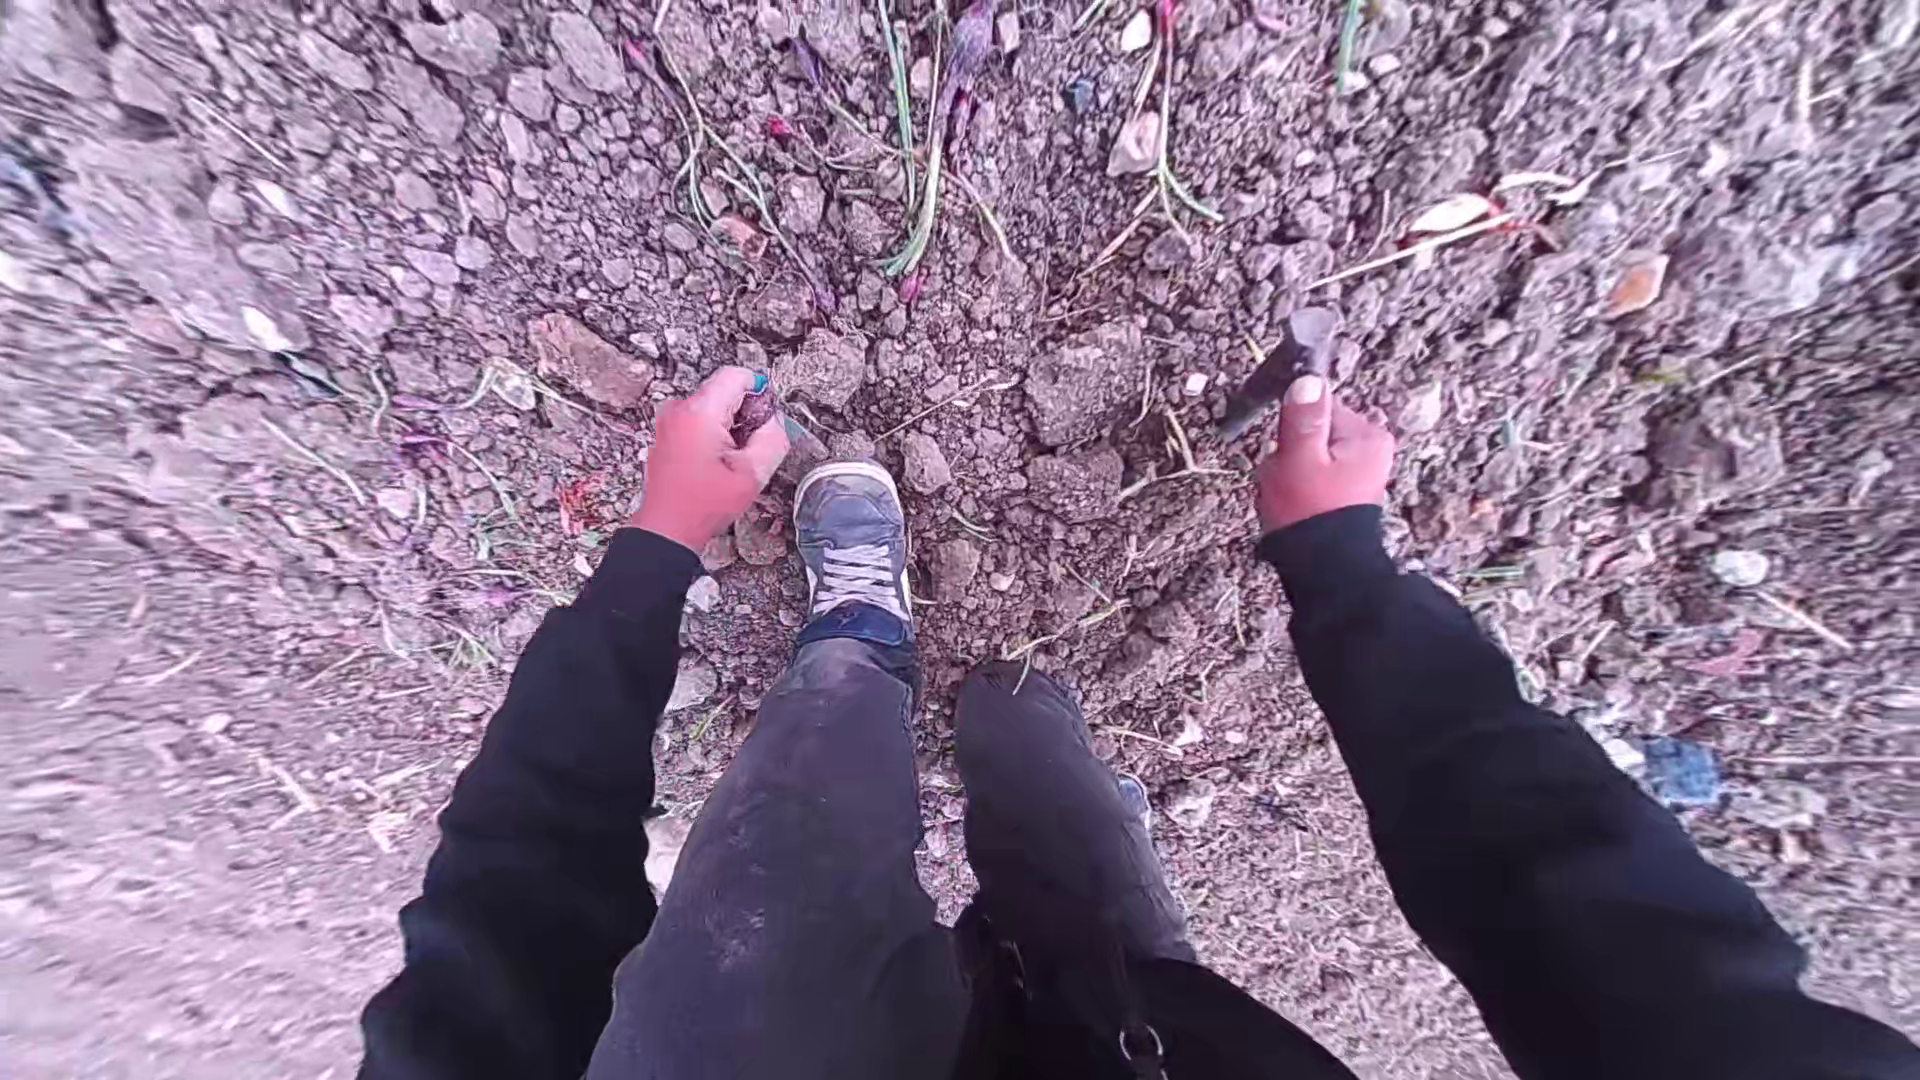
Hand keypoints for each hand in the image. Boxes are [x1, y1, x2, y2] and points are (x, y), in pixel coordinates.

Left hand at [630, 366, 788, 552]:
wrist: (667, 529)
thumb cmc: (703, 505)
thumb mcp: (753, 473)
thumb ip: (773, 437)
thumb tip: (775, 419)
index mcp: (700, 413)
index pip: (737, 376)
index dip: (760, 394)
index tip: (764, 421)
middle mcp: (679, 410)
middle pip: (726, 391)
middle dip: (746, 416)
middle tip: (749, 450)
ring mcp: (670, 422)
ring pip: (714, 408)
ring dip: (731, 429)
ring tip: (731, 461)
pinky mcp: (668, 434)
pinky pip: (700, 422)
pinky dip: (715, 437)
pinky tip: (717, 464)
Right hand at [1253, 374, 1395, 532]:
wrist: (1323, 566)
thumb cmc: (1309, 512)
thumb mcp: (1298, 459)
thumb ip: (1302, 419)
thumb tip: (1307, 379)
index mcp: (1365, 434)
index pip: (1318, 404)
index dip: (1291, 423)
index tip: (1284, 448)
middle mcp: (1370, 446)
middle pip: (1313, 428)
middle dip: (1290, 449)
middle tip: (1286, 475)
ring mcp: (1360, 468)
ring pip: (1309, 451)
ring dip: (1291, 468)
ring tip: (1289, 492)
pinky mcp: (1347, 487)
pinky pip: (1314, 471)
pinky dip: (1299, 482)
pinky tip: (1295, 500)